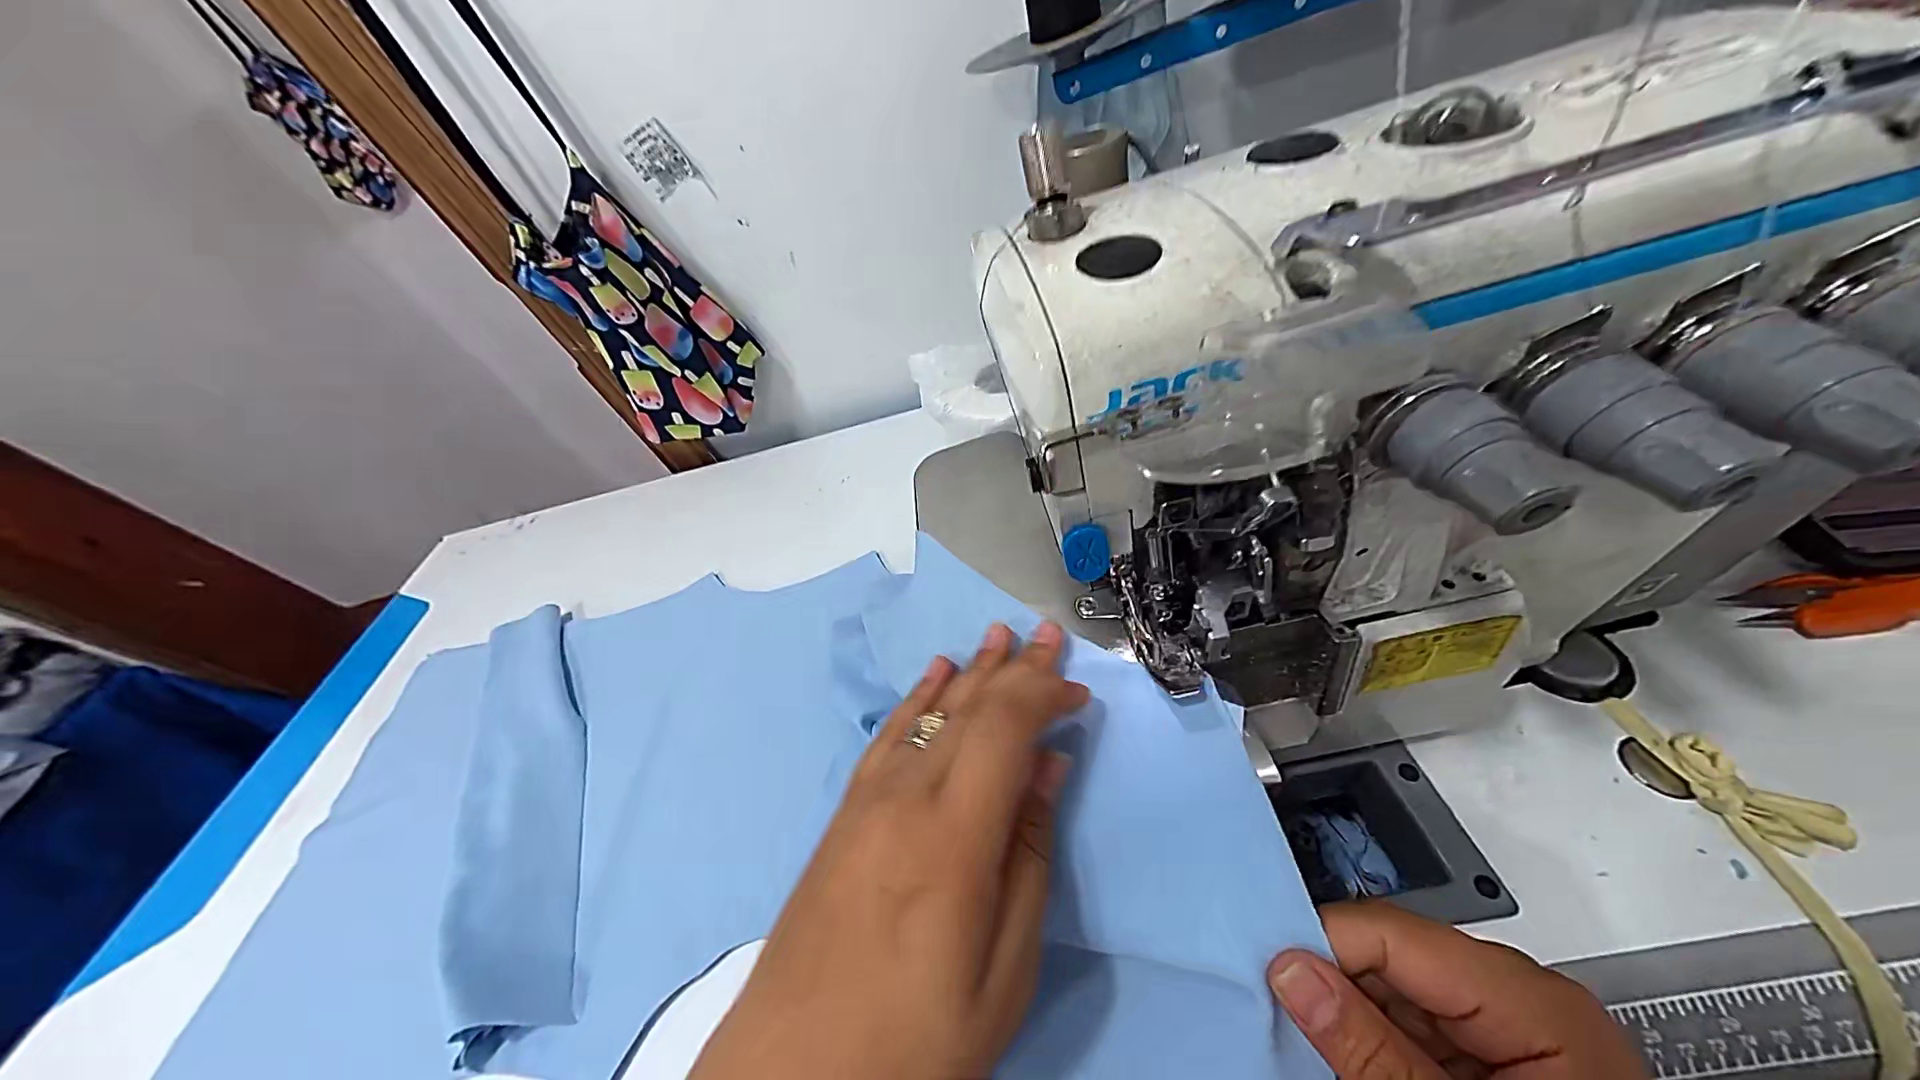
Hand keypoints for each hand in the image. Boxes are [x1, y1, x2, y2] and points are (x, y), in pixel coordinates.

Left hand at [690, 622, 1088, 1079]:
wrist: (793, 1072)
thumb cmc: (915, 1035)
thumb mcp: (1002, 966)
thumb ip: (1028, 852)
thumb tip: (1048, 765)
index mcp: (953, 832)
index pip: (1004, 727)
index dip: (1044, 695)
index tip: (1079, 692)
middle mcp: (906, 795)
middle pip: (969, 707)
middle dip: (1014, 667)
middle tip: (1046, 634)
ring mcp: (868, 799)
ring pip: (929, 712)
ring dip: (970, 671)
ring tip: (997, 636)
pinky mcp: (846, 812)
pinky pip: (889, 735)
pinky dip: (918, 698)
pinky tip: (935, 677)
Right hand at [1269, 901, 1645, 1078]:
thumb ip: (1372, 1050)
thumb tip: (1293, 972)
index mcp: (1535, 1002)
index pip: (1392, 931)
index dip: (1322, 943)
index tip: (1270, 970)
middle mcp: (1524, 999)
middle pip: (1391, 956)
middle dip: (1333, 982)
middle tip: (1283, 1014)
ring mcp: (1510, 1028)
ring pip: (1395, 989)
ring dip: (1349, 1015)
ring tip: (1321, 1049)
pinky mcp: (1495, 1056)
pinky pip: (1414, 1024)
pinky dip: (1375, 1040)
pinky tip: (1352, 1060)